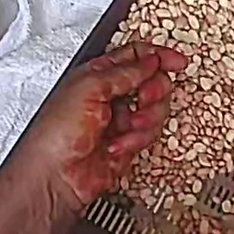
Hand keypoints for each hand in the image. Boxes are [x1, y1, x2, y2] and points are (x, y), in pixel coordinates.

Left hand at [5, 42, 184, 215]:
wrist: (56, 177)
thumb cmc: (57, 134)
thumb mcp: (89, 88)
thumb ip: (123, 72)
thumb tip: (149, 61)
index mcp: (98, 75)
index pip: (135, 56)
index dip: (158, 56)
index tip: (178, 62)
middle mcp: (111, 95)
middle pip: (152, 82)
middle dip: (155, 90)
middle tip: (144, 99)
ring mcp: (121, 120)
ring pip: (156, 109)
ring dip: (147, 118)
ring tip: (129, 127)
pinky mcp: (129, 142)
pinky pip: (149, 134)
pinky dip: (137, 140)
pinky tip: (117, 146)